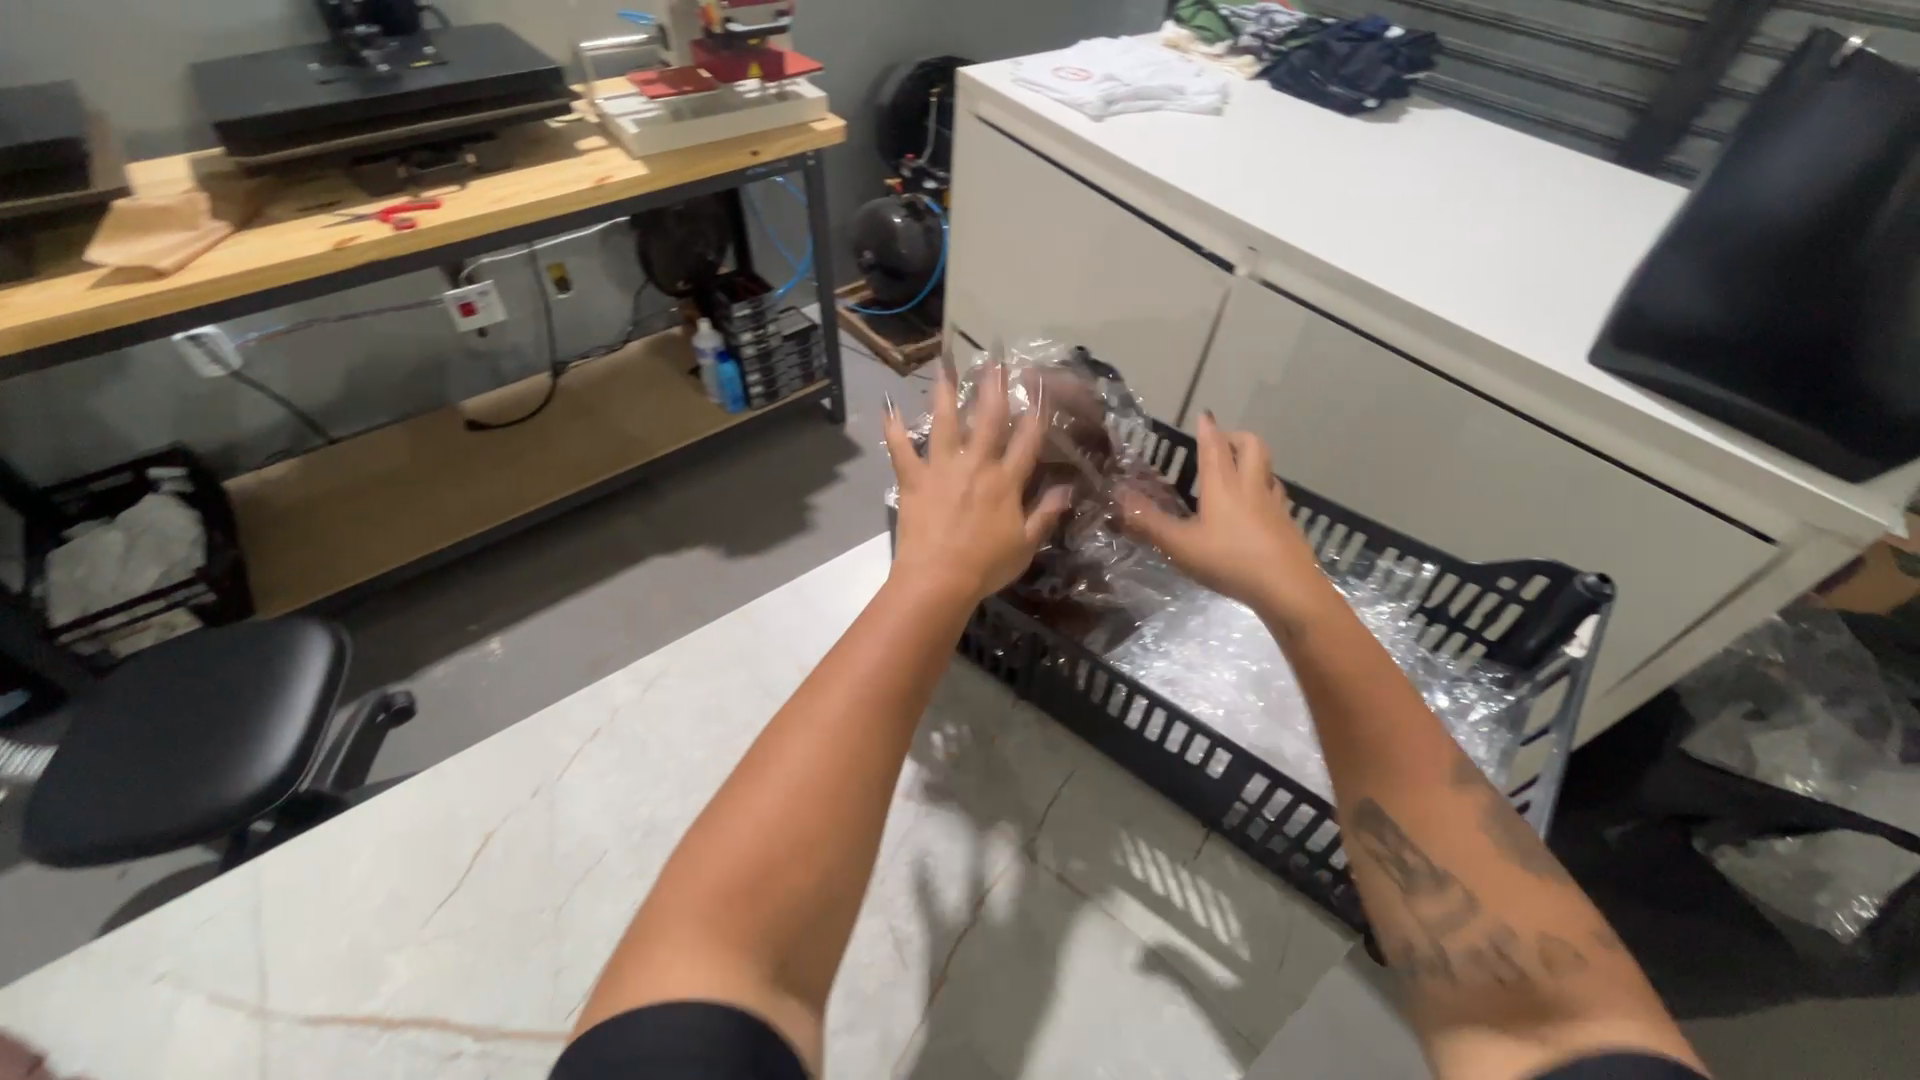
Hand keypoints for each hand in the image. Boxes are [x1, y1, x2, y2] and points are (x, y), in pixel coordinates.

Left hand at [884, 364, 1071, 606]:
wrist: (939, 579)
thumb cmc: (986, 566)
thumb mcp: (1026, 544)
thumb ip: (1046, 514)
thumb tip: (1068, 489)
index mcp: (1006, 482)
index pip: (1027, 440)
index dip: (1036, 412)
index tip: (1040, 386)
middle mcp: (976, 466)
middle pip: (987, 419)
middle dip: (993, 387)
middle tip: (995, 359)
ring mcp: (942, 469)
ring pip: (944, 423)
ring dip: (945, 392)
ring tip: (944, 365)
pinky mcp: (913, 480)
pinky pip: (901, 450)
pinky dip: (893, 429)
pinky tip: (888, 407)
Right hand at [1118, 413, 1333, 622]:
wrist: (1286, 587)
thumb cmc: (1229, 560)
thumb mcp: (1179, 545)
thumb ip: (1148, 522)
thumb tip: (1118, 496)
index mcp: (1223, 485)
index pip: (1214, 447)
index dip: (1208, 429)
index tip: (1204, 415)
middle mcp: (1251, 487)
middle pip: (1252, 446)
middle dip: (1237, 437)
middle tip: (1222, 443)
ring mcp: (1274, 505)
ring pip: (1268, 470)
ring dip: (1254, 463)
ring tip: (1239, 473)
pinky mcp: (1288, 525)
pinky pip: (1277, 497)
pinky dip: (1265, 493)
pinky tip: (1257, 510)